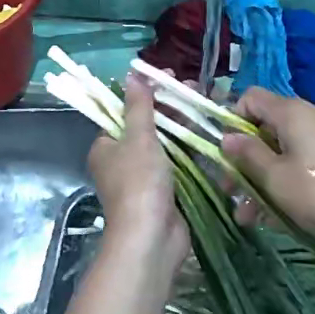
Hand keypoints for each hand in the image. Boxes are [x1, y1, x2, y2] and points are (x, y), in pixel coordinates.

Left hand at [87, 76, 188, 275]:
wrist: (151, 238)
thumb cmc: (139, 183)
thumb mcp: (138, 138)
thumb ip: (138, 106)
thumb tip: (133, 75)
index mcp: (106, 146)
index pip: (124, 111)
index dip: (146, 93)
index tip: (169, 78)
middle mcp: (122, 160)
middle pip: (147, 125)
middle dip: (169, 105)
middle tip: (195, 87)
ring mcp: (144, 176)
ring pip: (164, 142)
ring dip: (182, 123)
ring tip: (205, 101)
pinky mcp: (165, 190)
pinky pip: (177, 161)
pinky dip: (190, 146)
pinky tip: (207, 130)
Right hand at [221, 88, 314, 252]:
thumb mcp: (276, 179)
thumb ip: (247, 155)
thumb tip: (226, 137)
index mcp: (293, 112)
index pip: (250, 98)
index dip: (231, 121)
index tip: (224, 154)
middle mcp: (312, 116)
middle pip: (266, 128)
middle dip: (245, 160)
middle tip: (232, 193)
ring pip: (284, 151)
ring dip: (263, 179)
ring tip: (250, 217)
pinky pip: (306, 163)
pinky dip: (288, 183)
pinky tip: (279, 218)